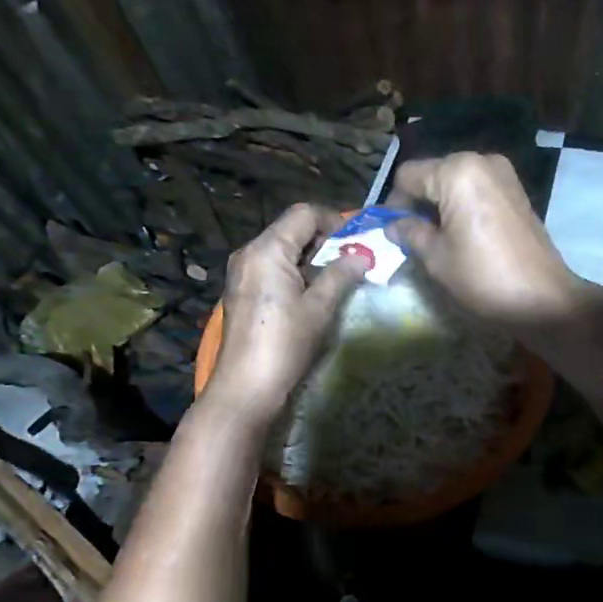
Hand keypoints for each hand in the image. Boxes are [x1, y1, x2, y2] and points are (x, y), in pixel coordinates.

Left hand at [204, 203, 367, 424]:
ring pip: (280, 249)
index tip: (357, 242)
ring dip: (309, 257)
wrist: (245, 387)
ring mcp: (241, 272)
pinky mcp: (240, 291)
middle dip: (323, 239)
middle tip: (351, 261)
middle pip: (290, 229)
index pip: (304, 214)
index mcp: (267, 249)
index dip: (334, 220)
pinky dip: (293, 271)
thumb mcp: (319, 308)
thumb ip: (340, 275)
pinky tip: (310, 294)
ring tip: (335, 279)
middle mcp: (249, 252)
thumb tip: (362, 256)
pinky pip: (270, 267)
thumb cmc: (285, 344)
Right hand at [389, 153, 592, 332]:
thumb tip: (392, 225)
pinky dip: (461, 205)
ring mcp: (503, 174)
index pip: (408, 175)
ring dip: (439, 204)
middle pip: (433, 173)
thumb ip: (409, 233)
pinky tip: (460, 234)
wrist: (541, 298)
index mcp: (457, 172)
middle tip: (411, 236)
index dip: (394, 203)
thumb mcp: (436, 257)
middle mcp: (480, 161)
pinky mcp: (516, 190)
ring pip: (454, 181)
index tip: (391, 231)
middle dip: (418, 202)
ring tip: (436, 238)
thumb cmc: (482, 276)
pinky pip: (476, 189)